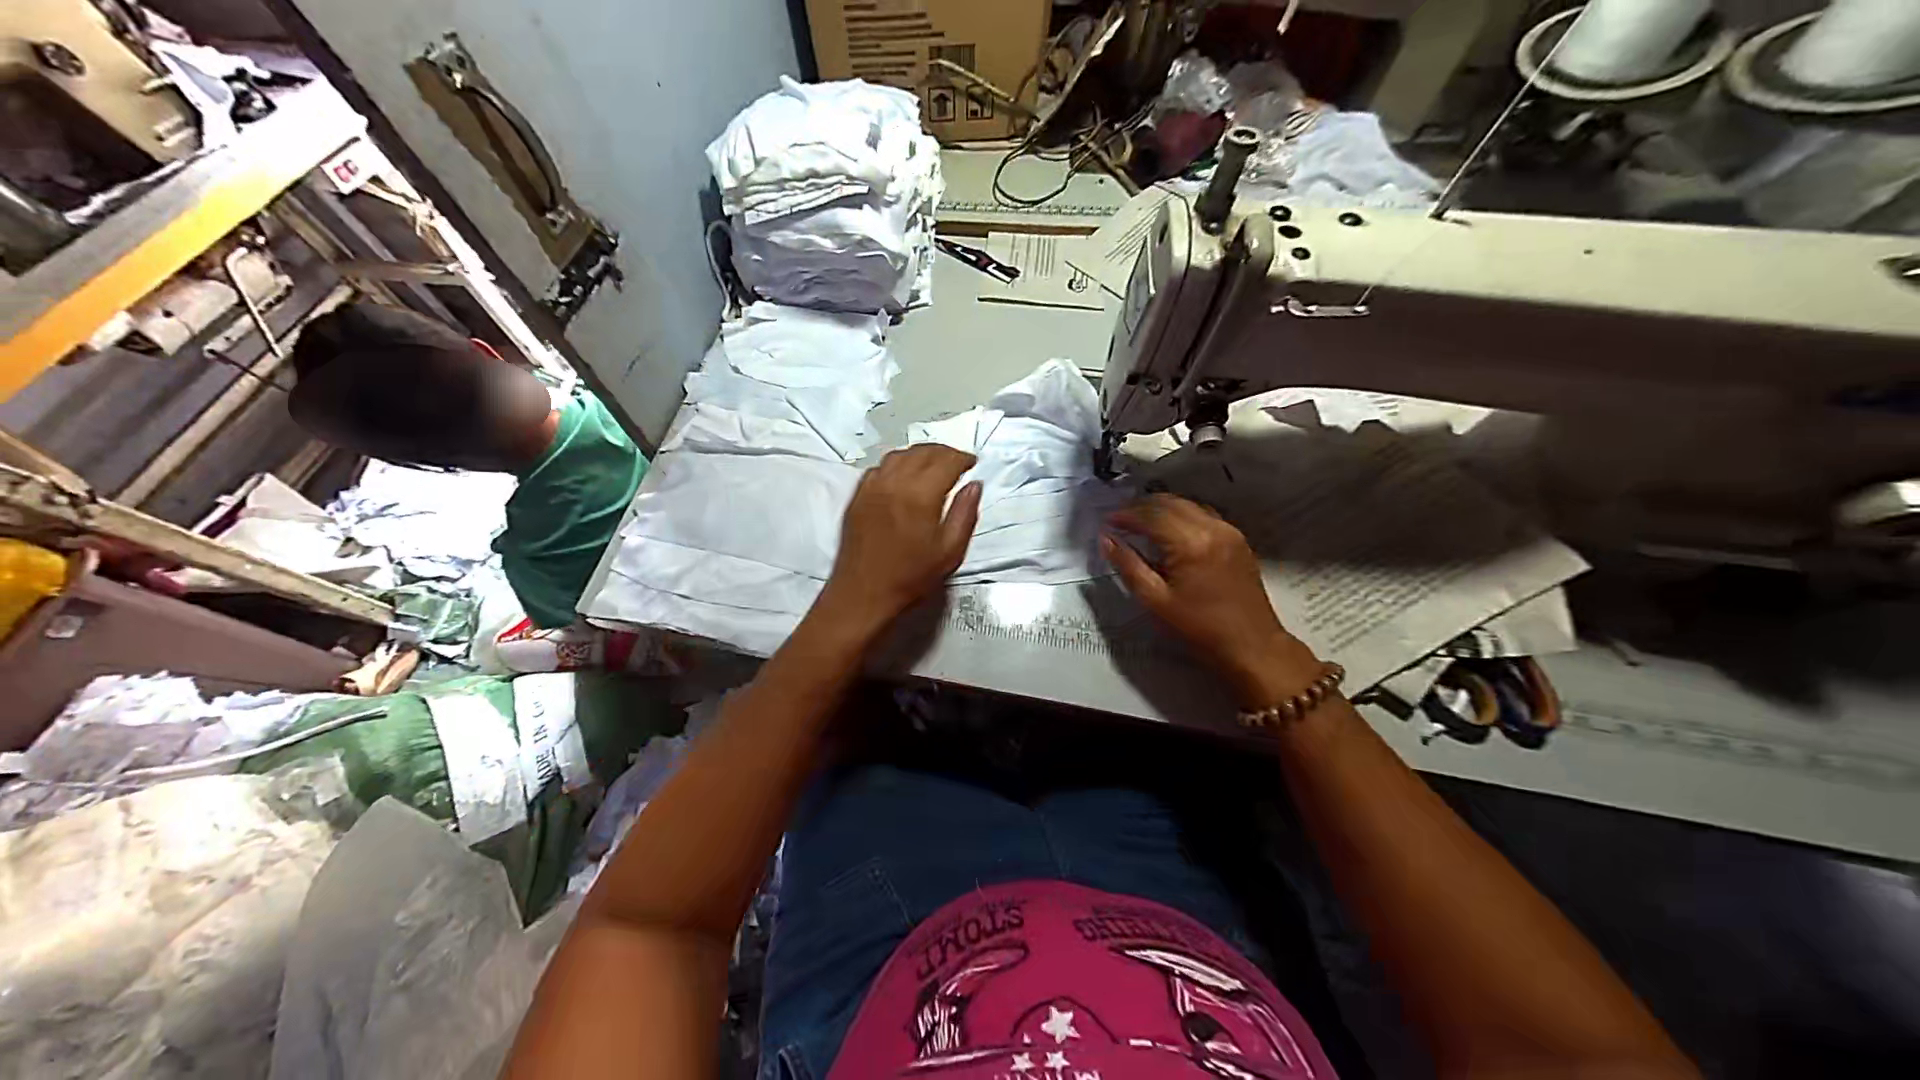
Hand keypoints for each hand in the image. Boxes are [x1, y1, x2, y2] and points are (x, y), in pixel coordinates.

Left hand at [815, 445, 982, 634]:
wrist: (864, 594)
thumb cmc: (909, 578)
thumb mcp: (950, 551)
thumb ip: (965, 514)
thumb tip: (973, 486)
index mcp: (920, 495)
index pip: (946, 461)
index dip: (962, 458)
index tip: (971, 463)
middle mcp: (894, 484)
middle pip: (922, 452)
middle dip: (943, 452)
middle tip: (956, 461)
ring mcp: (871, 488)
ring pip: (898, 455)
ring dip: (919, 454)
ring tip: (933, 464)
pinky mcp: (857, 498)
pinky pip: (878, 468)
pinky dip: (896, 464)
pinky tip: (903, 476)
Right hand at [1104, 494, 1319, 707]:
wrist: (1251, 646)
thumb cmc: (1200, 629)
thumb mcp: (1155, 600)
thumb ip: (1128, 565)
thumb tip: (1106, 539)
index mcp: (1190, 543)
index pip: (1151, 515)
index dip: (1126, 515)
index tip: (1107, 521)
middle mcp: (1212, 528)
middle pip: (1170, 503)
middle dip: (1142, 507)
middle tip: (1120, 519)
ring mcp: (1228, 531)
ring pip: (1188, 505)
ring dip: (1162, 508)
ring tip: (1140, 522)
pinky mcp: (1237, 539)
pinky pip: (1204, 514)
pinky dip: (1182, 515)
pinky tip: (1170, 530)